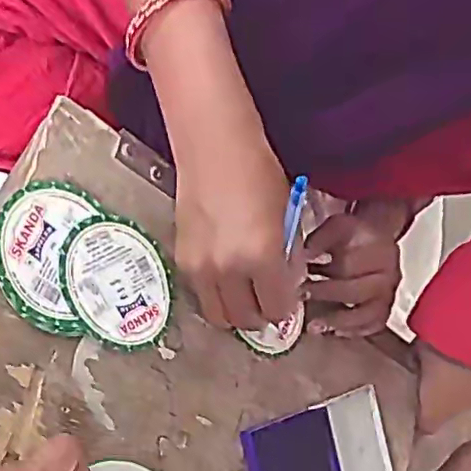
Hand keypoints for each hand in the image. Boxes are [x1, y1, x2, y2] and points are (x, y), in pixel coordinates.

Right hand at [173, 139, 301, 329]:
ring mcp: (201, 270)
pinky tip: (224, 279)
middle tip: (267, 303)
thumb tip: (287, 285)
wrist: (214, 151)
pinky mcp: (182, 263)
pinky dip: (215, 297)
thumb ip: (288, 258)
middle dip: (260, 316)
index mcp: (262, 257)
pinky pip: (201, 296)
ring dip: (234, 313)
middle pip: (246, 319)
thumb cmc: (258, 174)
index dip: (286, 309)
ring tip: (243, 298)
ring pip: (219, 316)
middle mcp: (229, 270)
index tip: (288, 301)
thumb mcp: (287, 217)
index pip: (277, 309)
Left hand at [304, 199, 420, 337]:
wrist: (376, 238)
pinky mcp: (385, 306)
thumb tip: (303, 256)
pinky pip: (375, 324)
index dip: (324, 281)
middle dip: (327, 298)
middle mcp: (388, 274)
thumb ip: (320, 240)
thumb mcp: (336, 228)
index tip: (301, 285)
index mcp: (377, 251)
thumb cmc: (352, 236)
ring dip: (340, 322)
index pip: (352, 268)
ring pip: (369, 315)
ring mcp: (389, 293)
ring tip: (314, 326)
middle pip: (358, 293)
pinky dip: (355, 330)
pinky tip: (335, 332)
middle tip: (303, 299)